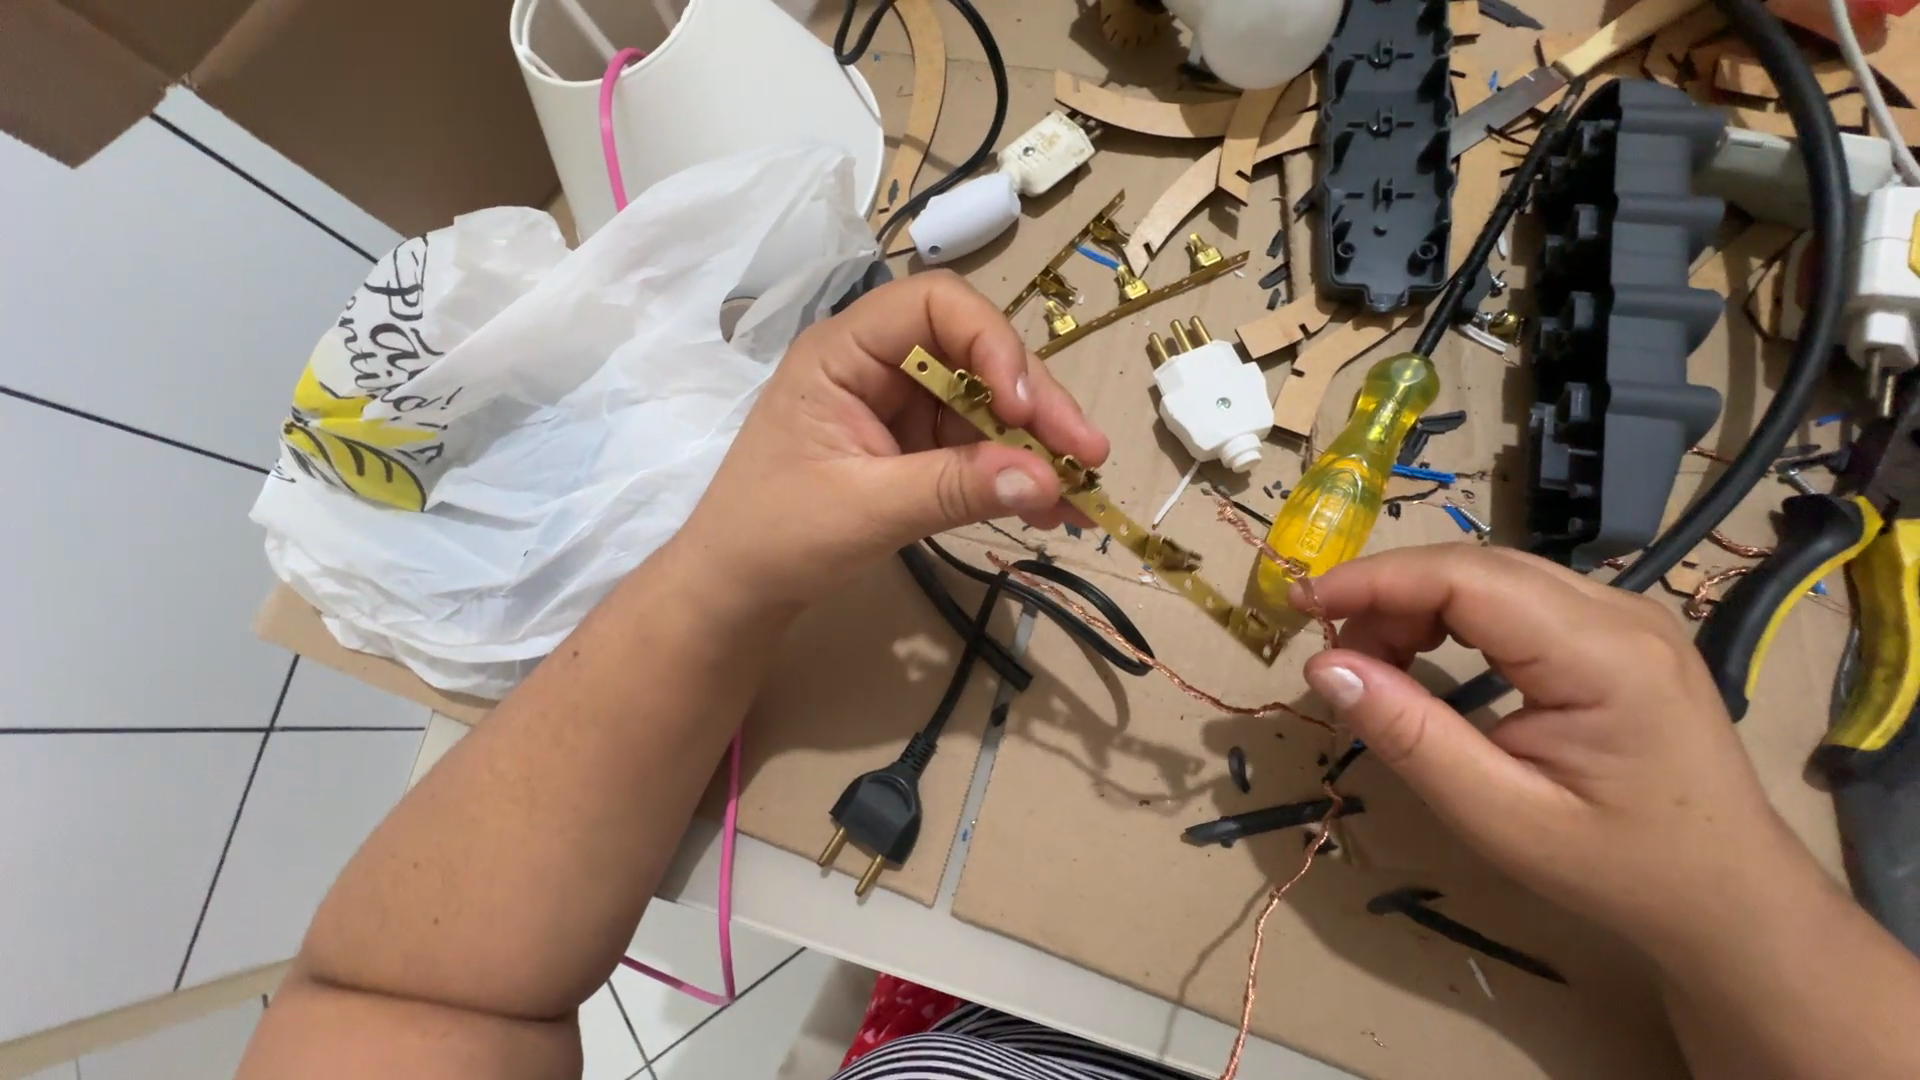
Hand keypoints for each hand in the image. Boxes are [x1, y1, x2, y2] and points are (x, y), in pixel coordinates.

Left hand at [672, 271, 1107, 610]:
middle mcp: (880, 368)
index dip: (991, 343)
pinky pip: (977, 450)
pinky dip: (1014, 476)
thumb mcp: (866, 509)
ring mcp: (900, 409)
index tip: (1024, 407)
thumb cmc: (776, 534)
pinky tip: (1053, 507)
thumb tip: (1046, 480)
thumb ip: (954, 488)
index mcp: (846, 352)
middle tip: (1087, 456)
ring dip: (1037, 448)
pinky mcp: (915, 449)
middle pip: (976, 357)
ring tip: (1082, 494)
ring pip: (987, 406)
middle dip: (1035, 406)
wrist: (740, 587)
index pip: (934, 307)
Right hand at [1296, 546, 1820, 952]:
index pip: (1465, 577)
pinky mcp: (1608, 626)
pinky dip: (1441, 615)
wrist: (1730, 899)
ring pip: (1481, 573)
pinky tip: (1420, 656)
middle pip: (1469, 565)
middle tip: (1333, 655)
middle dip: (1384, 596)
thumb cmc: (1616, 867)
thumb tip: (1321, 665)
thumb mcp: (1496, 815)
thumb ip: (1407, 734)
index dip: (1373, 579)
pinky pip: (1503, 593)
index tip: (1301, 603)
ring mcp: (1620, 613)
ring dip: (1409, 606)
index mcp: (1604, 657)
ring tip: (1373, 667)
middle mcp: (1619, 612)